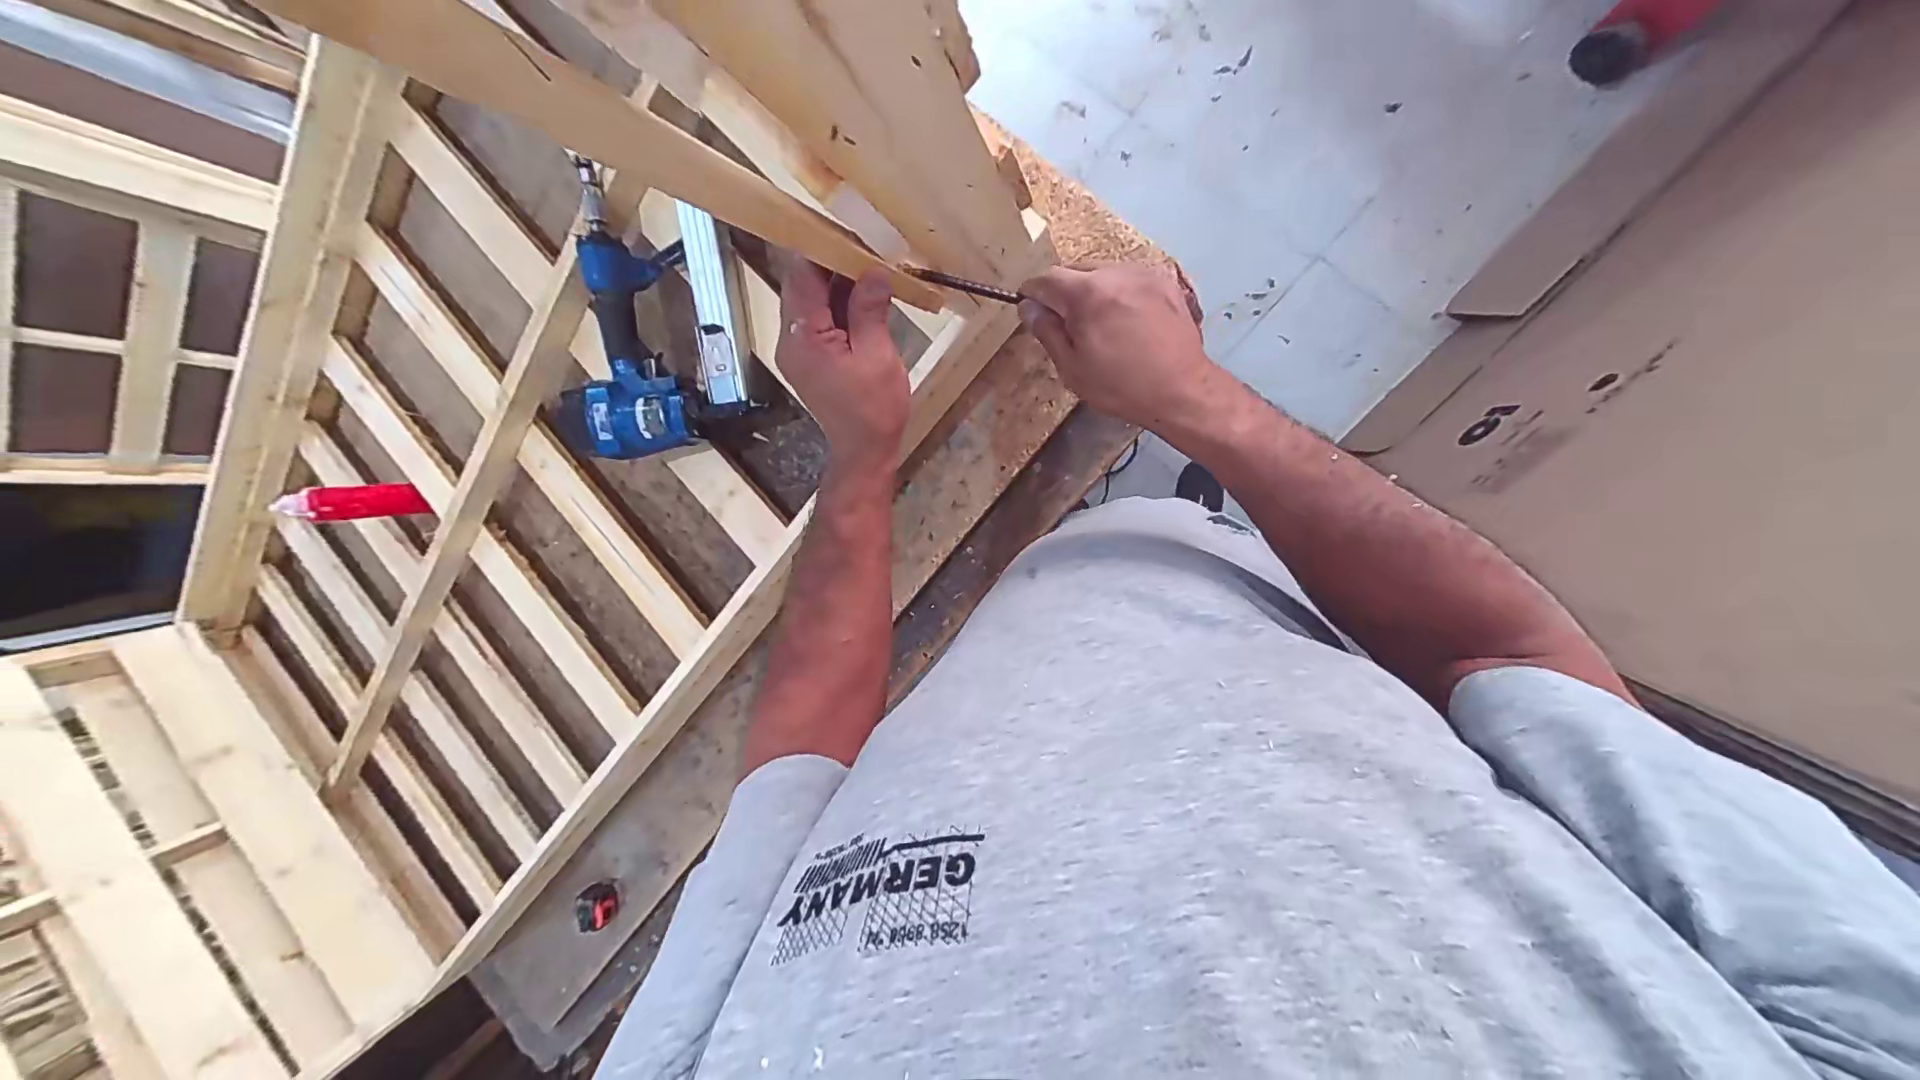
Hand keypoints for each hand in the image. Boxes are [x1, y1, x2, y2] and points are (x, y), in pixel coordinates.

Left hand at [778, 259, 908, 471]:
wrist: (864, 451)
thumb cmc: (874, 409)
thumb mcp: (878, 356)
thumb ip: (870, 310)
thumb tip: (875, 271)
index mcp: (803, 338)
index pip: (803, 276)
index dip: (826, 250)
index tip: (855, 235)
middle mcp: (791, 340)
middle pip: (804, 286)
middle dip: (836, 266)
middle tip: (871, 251)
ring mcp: (798, 350)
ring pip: (813, 302)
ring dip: (841, 286)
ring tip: (874, 272)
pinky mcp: (810, 359)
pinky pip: (821, 321)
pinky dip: (841, 308)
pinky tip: (867, 300)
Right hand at [1018, 264, 1228, 435]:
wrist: (1181, 390)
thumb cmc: (1121, 386)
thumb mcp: (1072, 367)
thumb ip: (1047, 331)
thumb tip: (1028, 308)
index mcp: (1087, 294)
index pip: (1046, 279)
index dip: (1032, 295)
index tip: (1030, 310)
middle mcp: (1115, 273)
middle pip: (1075, 270)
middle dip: (1063, 293)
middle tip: (1066, 326)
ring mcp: (1144, 274)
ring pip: (1103, 272)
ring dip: (1092, 291)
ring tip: (1099, 325)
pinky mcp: (1165, 282)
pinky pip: (1129, 279)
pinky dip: (1119, 293)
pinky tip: (1125, 321)